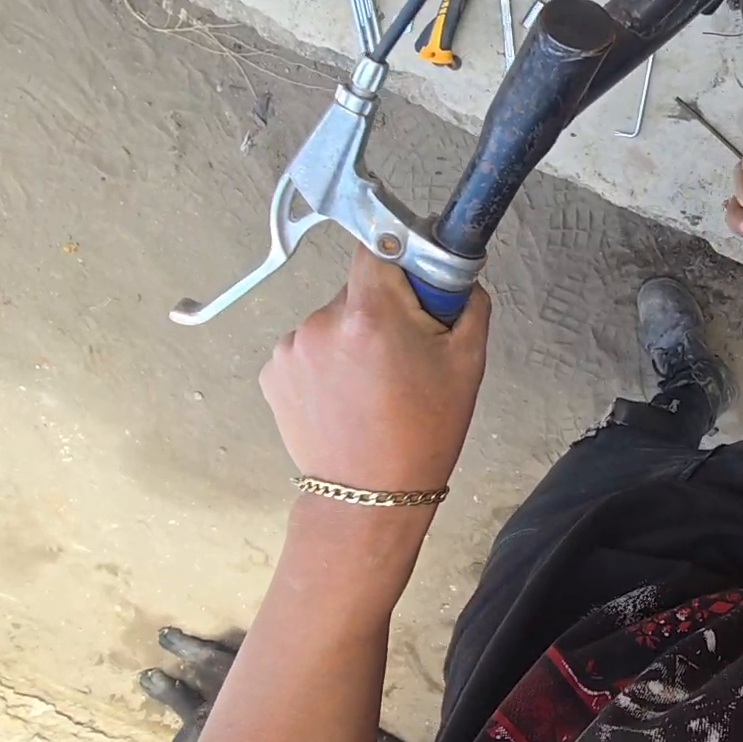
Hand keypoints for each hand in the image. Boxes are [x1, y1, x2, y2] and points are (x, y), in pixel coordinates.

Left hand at [260, 247, 490, 492]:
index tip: (418, 281)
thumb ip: (468, 303)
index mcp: (371, 313)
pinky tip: (349, 395)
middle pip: (360, 288)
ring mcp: (290, 348)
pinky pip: (311, 347)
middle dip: (386, 308)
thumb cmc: (424, 431)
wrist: (371, 496)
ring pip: (336, 320)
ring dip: (356, 337)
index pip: (378, 245)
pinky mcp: (273, 372)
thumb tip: (456, 276)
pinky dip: (331, 361)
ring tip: (377, 383)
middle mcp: (321, 321)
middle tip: (409, 351)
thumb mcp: (469, 362)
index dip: (402, 257)